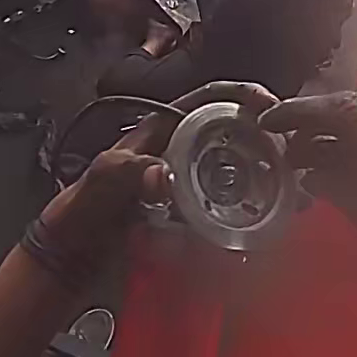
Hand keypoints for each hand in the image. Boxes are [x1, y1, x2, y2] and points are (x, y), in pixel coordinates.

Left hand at [36, 83, 279, 276]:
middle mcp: (173, 155)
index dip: (239, 96)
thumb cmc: (76, 214)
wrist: (67, 261)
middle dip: (260, 141)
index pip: (205, 101)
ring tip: (286, 193)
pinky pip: (218, 211)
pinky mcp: (184, 219)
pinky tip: (256, 227)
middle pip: (227, 136)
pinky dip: (239, 216)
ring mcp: (180, 187)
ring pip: (228, 173)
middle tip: (289, 160)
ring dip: (257, 179)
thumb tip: (164, 176)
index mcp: (156, 134)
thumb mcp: (96, 185)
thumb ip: (124, 173)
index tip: (269, 107)